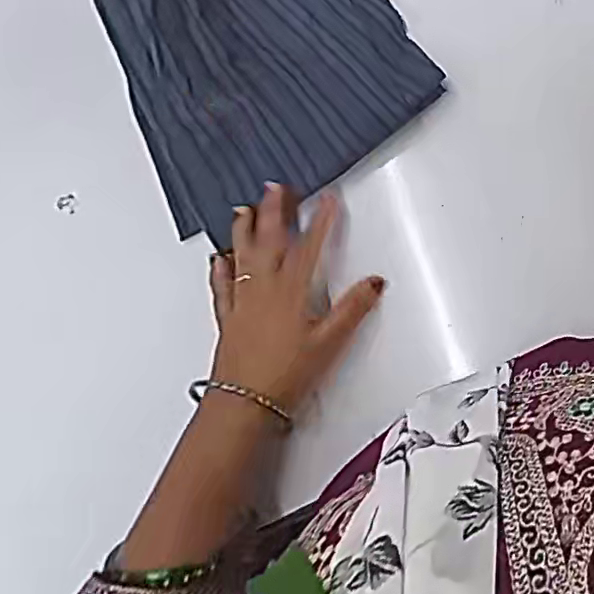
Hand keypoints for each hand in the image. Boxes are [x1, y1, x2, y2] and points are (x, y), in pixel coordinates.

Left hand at [209, 184, 383, 414]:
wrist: (244, 405)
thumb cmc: (286, 374)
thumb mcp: (332, 341)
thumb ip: (354, 308)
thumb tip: (373, 282)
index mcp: (292, 291)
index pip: (310, 245)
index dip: (321, 219)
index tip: (327, 198)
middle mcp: (265, 290)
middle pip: (270, 241)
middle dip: (274, 211)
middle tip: (277, 188)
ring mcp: (243, 303)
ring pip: (243, 256)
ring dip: (244, 230)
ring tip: (244, 210)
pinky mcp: (229, 319)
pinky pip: (223, 285)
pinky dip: (221, 268)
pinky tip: (219, 259)